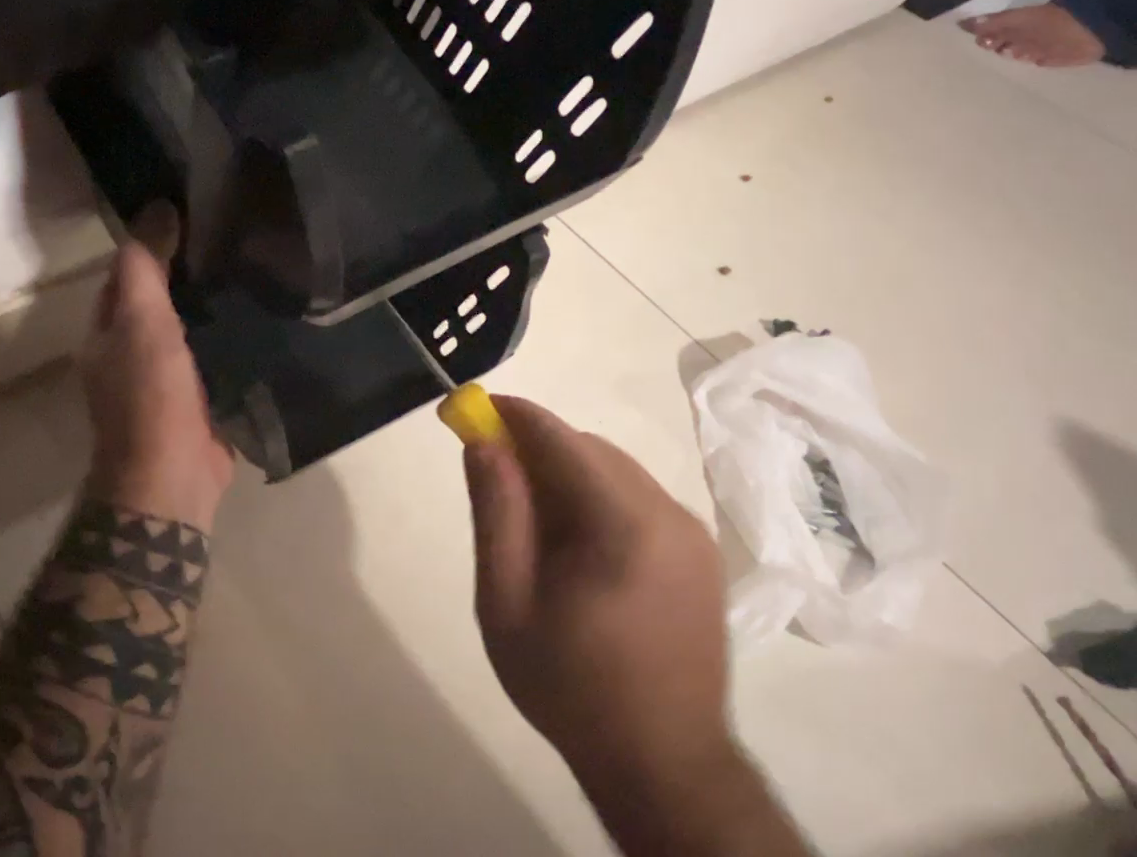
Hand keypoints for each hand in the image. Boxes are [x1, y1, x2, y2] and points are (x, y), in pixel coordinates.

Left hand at [80, 202, 233, 529]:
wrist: (173, 477)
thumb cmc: (148, 395)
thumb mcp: (140, 322)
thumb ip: (145, 267)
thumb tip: (157, 206)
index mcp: (108, 331)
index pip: (128, 272)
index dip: (155, 241)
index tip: (195, 210)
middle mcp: (132, 350)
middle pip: (161, 298)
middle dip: (190, 269)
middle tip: (236, 230)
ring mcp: (167, 377)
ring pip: (190, 326)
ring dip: (213, 301)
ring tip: (255, 260)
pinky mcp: (202, 396)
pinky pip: (215, 354)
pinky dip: (232, 334)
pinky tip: (263, 312)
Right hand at [463, 394, 735, 787]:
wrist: (660, 760)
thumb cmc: (568, 682)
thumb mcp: (506, 599)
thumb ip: (497, 512)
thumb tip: (483, 442)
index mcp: (624, 525)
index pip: (561, 440)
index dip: (512, 415)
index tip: (469, 407)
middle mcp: (670, 515)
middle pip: (591, 451)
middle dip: (536, 447)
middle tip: (488, 474)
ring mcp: (694, 536)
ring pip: (615, 473)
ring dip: (565, 474)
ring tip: (525, 519)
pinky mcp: (700, 557)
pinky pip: (637, 501)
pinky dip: (594, 499)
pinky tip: (569, 544)